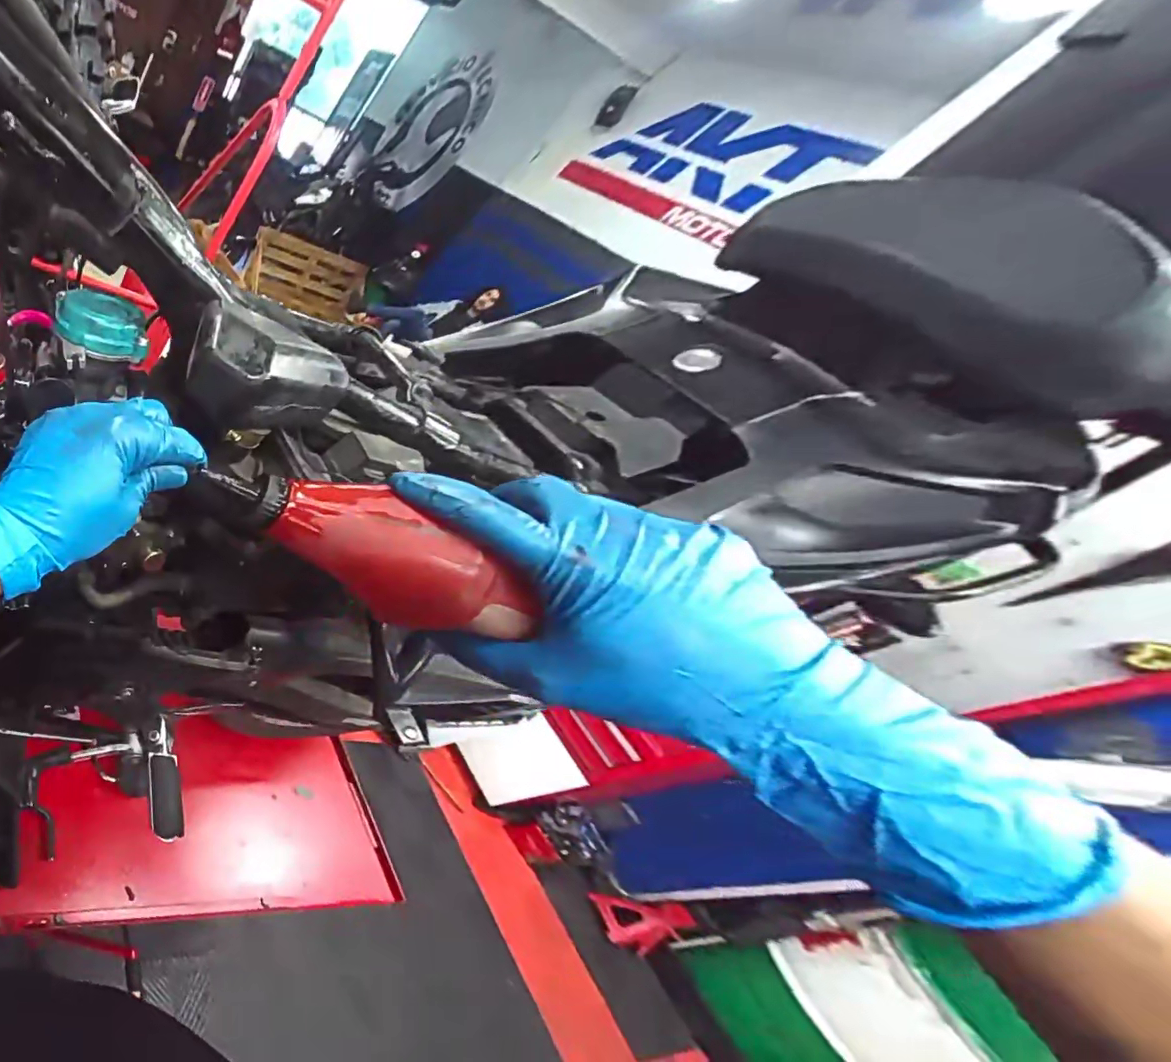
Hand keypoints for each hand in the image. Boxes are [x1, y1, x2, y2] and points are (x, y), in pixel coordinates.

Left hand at [0, 400, 205, 597]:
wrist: (18, 529)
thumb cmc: (72, 524)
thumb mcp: (124, 506)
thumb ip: (151, 479)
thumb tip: (172, 471)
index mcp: (121, 433)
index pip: (166, 435)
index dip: (186, 449)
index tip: (196, 461)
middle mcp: (96, 415)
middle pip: (146, 413)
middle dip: (163, 434)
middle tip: (171, 460)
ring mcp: (70, 417)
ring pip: (116, 412)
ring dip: (134, 432)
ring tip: (141, 459)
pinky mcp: (50, 426)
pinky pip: (88, 420)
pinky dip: (105, 433)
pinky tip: (110, 455)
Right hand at [391, 472, 1135, 928]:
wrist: (770, 700)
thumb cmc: (661, 688)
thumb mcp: (550, 676)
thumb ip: (487, 648)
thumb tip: (450, 630)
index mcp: (570, 562)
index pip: (487, 515)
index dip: (441, 496)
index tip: (412, 482)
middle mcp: (613, 531)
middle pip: (535, 495)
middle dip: (502, 507)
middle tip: (488, 539)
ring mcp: (657, 529)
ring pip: (583, 509)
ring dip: (556, 530)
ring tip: (557, 575)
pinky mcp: (692, 538)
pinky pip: (631, 526)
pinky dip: (606, 545)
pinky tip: (615, 586)